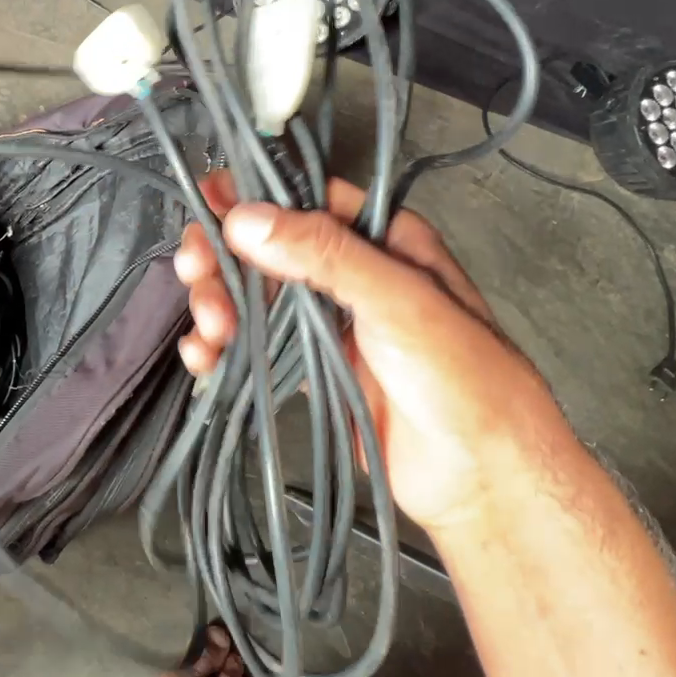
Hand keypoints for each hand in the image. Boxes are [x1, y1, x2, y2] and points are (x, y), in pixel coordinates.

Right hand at [173, 173, 573, 532]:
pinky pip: (249, 342)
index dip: (250, 196)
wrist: (480, 480)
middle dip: (222, 258)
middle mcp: (343, 271)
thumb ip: (323, 253)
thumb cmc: (459, 375)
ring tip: (211, 330)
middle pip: (262, 246)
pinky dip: (219, 346)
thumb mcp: (397, 299)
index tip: (206, 201)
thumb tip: (242, 217)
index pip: (302, 198)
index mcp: (377, 238)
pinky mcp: (303, 365)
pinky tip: (204, 358)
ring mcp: (321, 320)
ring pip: (248, 294)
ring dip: (217, 303)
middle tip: (195, 274)